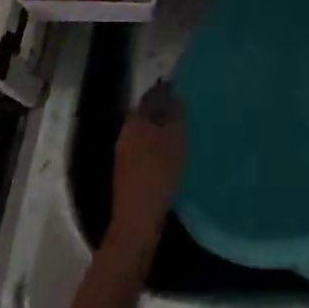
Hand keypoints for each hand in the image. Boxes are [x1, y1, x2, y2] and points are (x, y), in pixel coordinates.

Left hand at [108, 79, 187, 247]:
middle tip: (184, 107)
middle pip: (146, 113)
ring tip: (181, 128)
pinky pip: (144, 147)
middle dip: (162, 108)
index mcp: (136, 121)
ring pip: (144, 131)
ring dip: (160, 127)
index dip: (165, 90)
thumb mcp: (175, 140)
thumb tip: (176, 96)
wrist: (137, 221)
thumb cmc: (158, 175)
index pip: (151, 96)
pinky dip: (157, 143)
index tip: (181, 86)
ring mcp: (124, 154)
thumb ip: (176, 115)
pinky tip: (170, 151)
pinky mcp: (127, 172)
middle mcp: (126, 133)